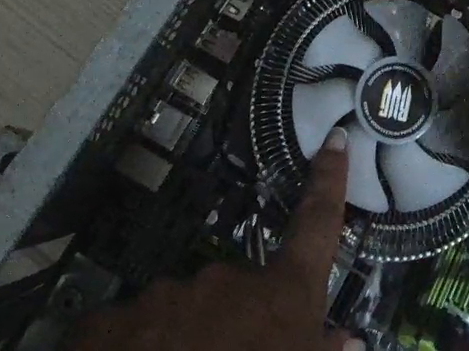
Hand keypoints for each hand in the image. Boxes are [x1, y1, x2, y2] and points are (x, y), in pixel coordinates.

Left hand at [71, 130, 358, 350]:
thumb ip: (322, 350)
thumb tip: (352, 341)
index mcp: (282, 294)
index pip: (316, 224)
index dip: (328, 181)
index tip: (336, 139)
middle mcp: (228, 279)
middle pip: (240, 288)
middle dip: (238, 320)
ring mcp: (171, 293)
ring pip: (186, 310)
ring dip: (188, 338)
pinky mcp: (116, 318)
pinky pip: (134, 330)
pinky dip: (138, 348)